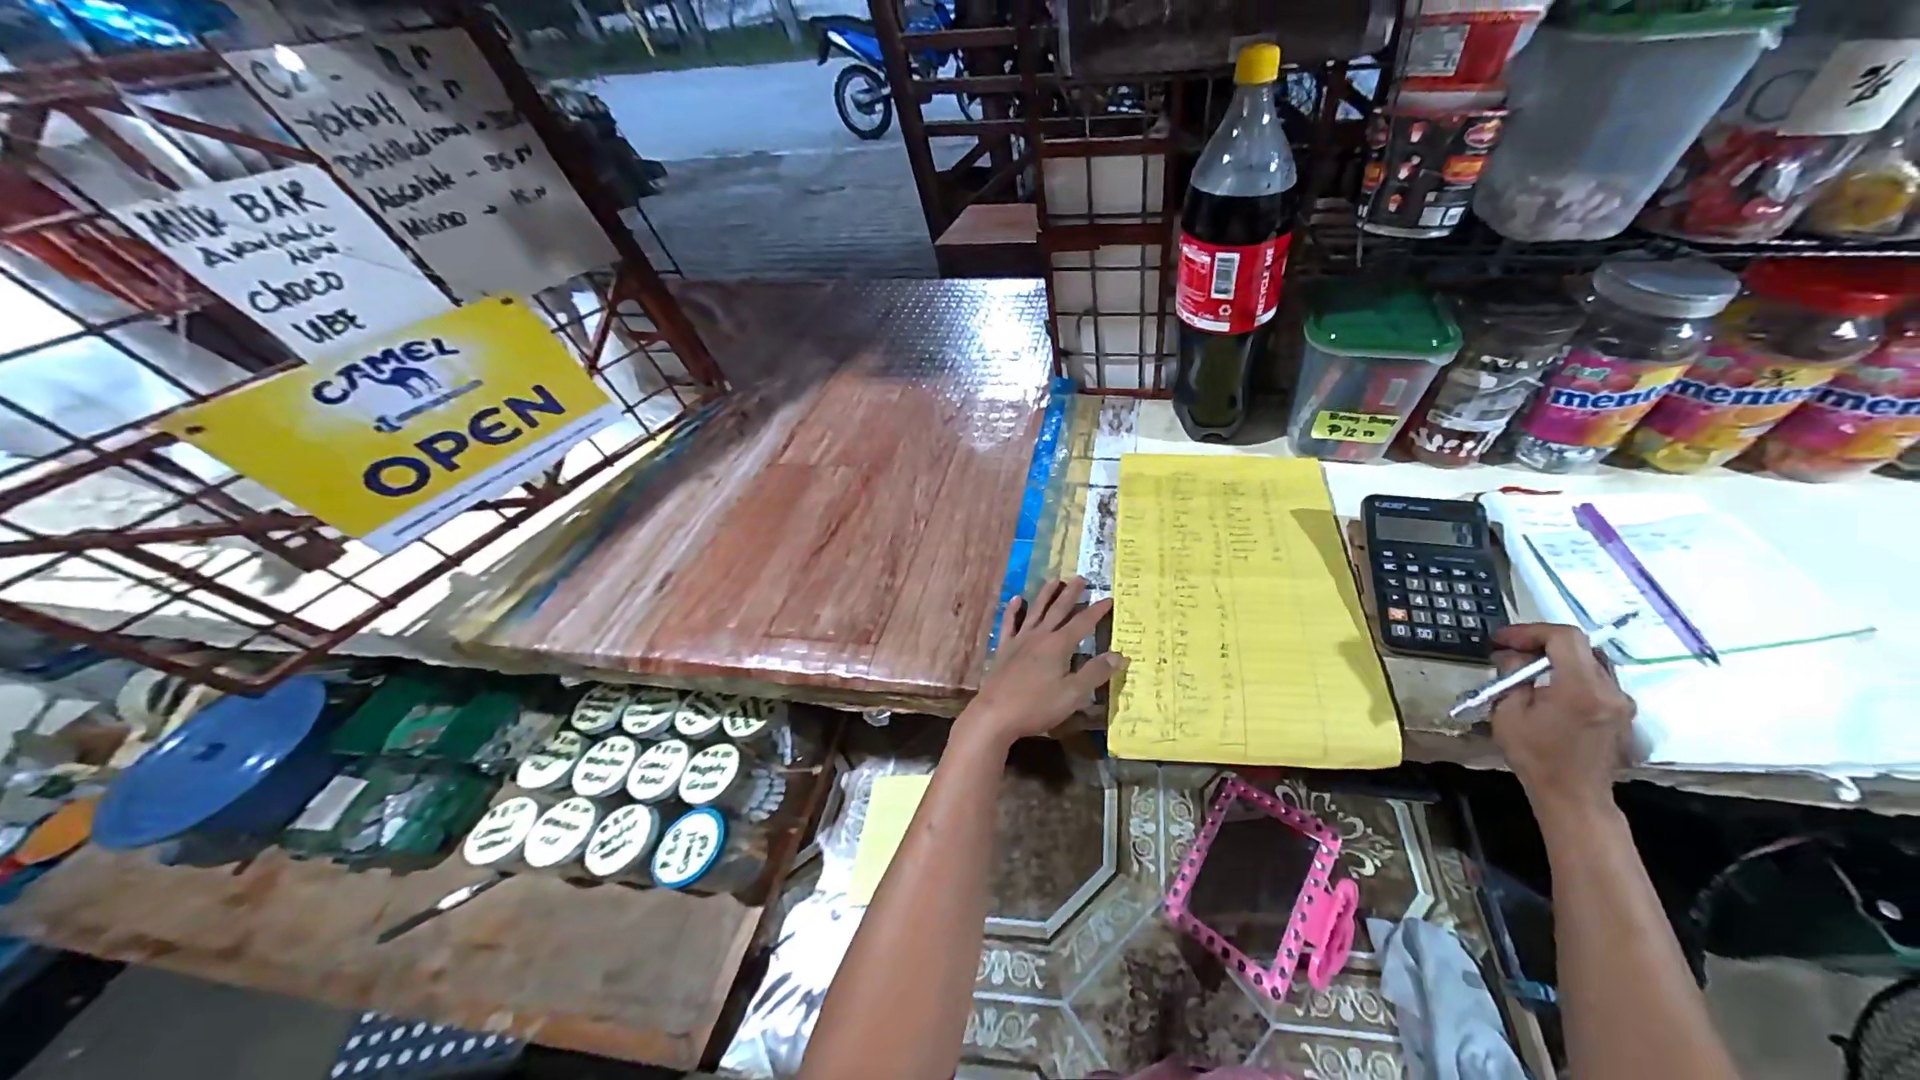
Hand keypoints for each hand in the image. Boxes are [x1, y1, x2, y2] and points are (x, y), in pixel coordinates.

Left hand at [962, 577, 1126, 749]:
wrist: (995, 714)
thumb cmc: (1037, 706)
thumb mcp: (1073, 694)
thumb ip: (1095, 673)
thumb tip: (1119, 655)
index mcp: (1059, 645)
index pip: (1083, 623)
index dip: (1097, 611)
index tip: (1109, 598)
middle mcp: (1039, 636)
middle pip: (1058, 610)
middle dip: (1071, 594)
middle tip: (1080, 578)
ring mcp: (1019, 641)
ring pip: (1035, 611)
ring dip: (1046, 595)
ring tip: (1054, 580)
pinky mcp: (1004, 649)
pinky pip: (1010, 623)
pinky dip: (1014, 610)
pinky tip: (1017, 599)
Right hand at [1488, 623, 1636, 816]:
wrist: (1573, 796)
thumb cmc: (1536, 756)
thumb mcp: (1508, 713)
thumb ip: (1513, 677)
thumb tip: (1512, 656)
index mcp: (1582, 688)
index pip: (1565, 637)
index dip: (1530, 631)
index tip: (1503, 640)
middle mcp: (1610, 691)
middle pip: (1579, 647)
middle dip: (1541, 643)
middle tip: (1511, 652)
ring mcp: (1621, 703)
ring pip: (1589, 663)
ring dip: (1556, 659)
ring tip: (1526, 670)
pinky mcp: (1621, 713)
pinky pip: (1596, 681)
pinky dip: (1570, 675)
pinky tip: (1546, 690)